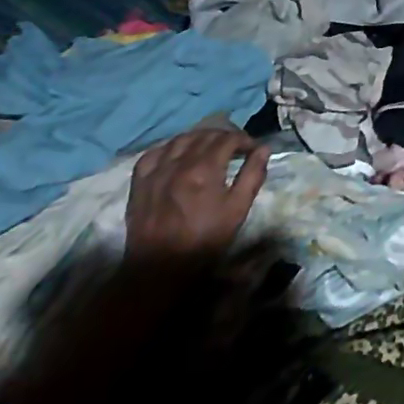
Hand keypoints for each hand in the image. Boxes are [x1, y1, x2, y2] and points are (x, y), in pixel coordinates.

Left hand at [125, 128, 269, 258]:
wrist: (161, 269)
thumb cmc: (205, 240)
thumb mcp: (237, 209)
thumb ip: (253, 175)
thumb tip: (263, 149)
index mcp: (205, 169)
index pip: (228, 139)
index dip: (244, 140)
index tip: (251, 149)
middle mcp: (179, 163)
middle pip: (205, 135)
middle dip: (223, 137)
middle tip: (233, 149)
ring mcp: (156, 171)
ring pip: (180, 139)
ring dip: (198, 139)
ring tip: (207, 150)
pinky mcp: (140, 181)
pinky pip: (154, 152)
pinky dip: (169, 148)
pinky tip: (177, 156)